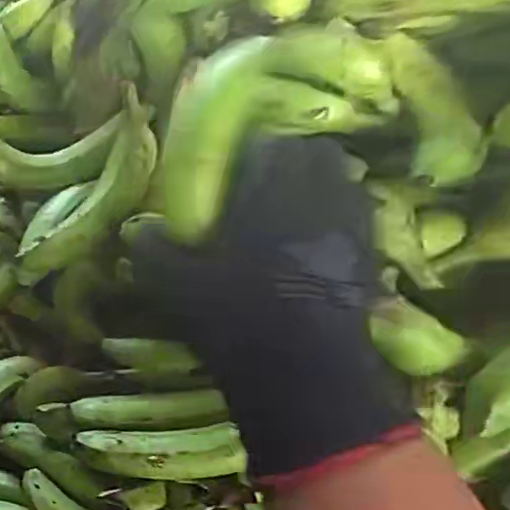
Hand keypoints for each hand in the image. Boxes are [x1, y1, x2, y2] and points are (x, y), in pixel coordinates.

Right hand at [129, 137, 414, 480]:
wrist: (301, 366)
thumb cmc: (233, 312)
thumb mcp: (174, 282)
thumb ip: (152, 248)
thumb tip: (136, 228)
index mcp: (270, 184)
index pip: (261, 143)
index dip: (240, 156)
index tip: (222, 176)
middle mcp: (319, 189)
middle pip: (310, 156)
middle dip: (284, 166)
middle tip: (256, 192)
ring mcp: (354, 220)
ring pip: (337, 185)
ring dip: (312, 193)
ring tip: (283, 220)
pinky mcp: (372, 253)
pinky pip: (352, 221)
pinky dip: (330, 225)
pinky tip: (305, 253)